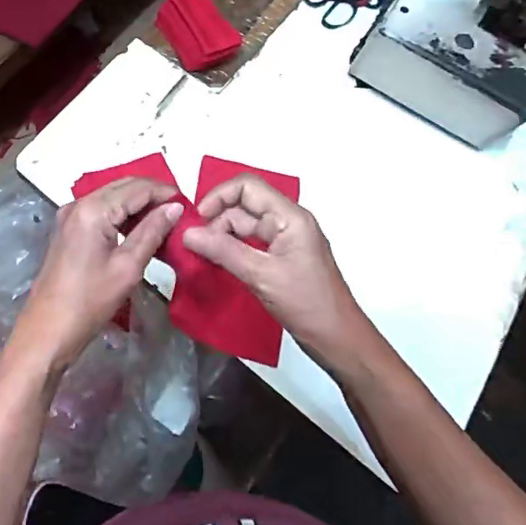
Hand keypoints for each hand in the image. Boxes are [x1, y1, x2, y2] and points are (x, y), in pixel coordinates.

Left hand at [11, 177, 183, 372]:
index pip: (138, 188)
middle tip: (180, 212)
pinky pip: (102, 209)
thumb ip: (153, 231)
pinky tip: (140, 229)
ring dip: (139, 204)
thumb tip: (176, 207)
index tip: (190, 205)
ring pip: (113, 196)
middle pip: (124, 186)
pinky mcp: (68, 228)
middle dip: (153, 195)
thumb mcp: (128, 267)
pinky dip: (123, 214)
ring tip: (166, 221)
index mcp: (93, 209)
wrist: (46, 332)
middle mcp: (79, 203)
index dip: (166, 192)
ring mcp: (70, 214)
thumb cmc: (89, 302)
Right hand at [182, 175, 378, 367]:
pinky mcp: (282, 257)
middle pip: (245, 205)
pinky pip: (252, 242)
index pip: (248, 186)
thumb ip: (223, 251)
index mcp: (290, 216)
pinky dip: (233, 249)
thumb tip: (187, 233)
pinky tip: (217, 262)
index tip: (196, 220)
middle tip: (193, 244)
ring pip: (246, 225)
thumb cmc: (306, 304)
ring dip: (222, 236)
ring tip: (200, 254)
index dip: (218, 196)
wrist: (338, 338)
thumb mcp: (261, 275)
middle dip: (217, 219)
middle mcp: (288, 221)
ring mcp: (286, 239)